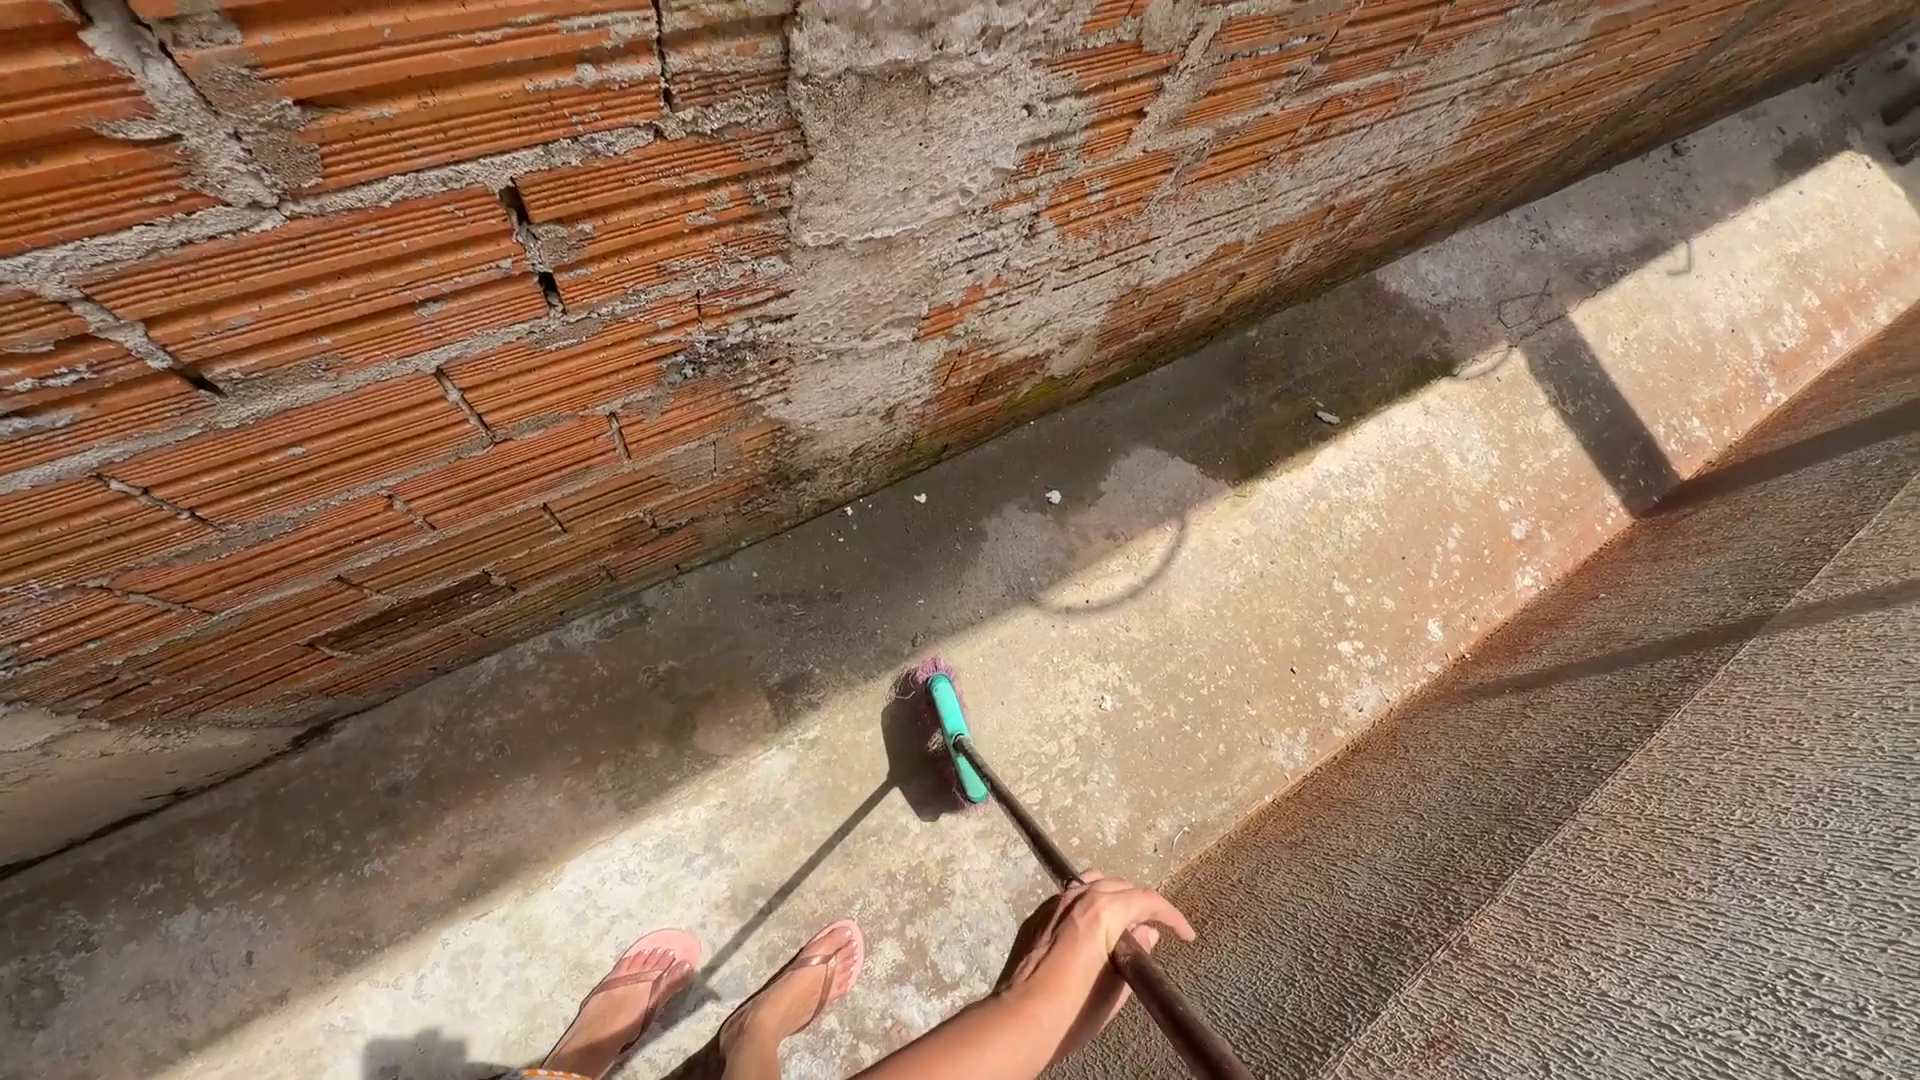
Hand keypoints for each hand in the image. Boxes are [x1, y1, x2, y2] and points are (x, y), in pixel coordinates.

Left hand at [997, 872, 1196, 1061]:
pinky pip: (1070, 895)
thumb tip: (1147, 931)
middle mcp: (1077, 897)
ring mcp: (1054, 902)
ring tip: (1126, 919)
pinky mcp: (1038, 914)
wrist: (1022, 1018)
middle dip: (1141, 902)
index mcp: (1101, 911)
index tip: (1185, 933)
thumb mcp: (1116, 987)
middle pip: (1119, 885)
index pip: (1145, 899)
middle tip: (1156, 926)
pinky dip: (1089, 902)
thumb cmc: (1072, 1010)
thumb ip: (1136, 952)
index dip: (1170, 914)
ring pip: (1092, 882)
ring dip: (1114, 895)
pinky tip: (1092, 925)